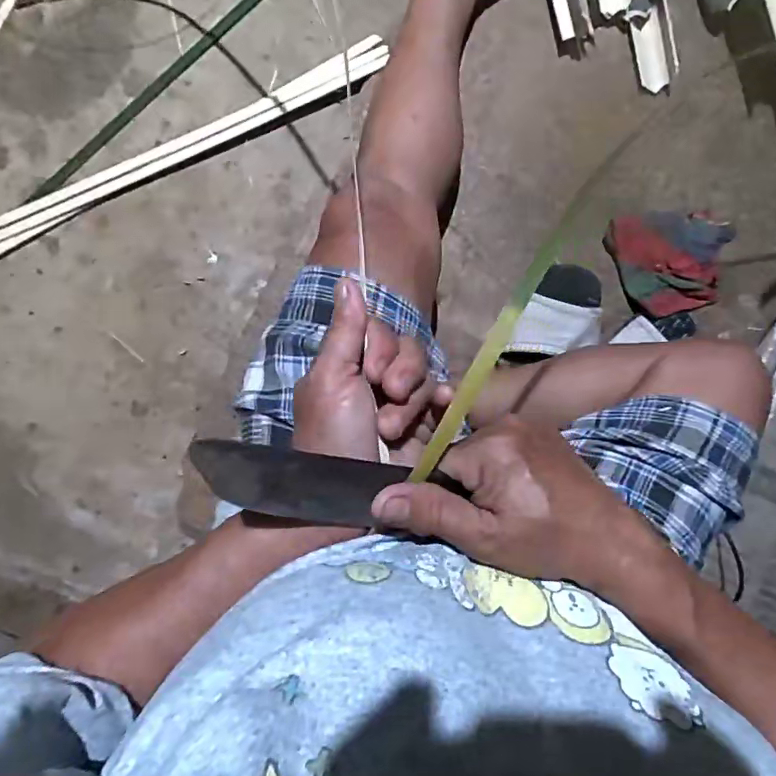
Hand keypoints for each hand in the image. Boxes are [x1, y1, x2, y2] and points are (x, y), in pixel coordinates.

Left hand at [291, 278, 451, 461]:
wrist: (348, 497)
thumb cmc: (330, 438)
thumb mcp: (330, 380)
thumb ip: (344, 331)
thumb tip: (348, 278)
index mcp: (350, 364)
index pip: (381, 330)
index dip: (382, 346)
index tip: (370, 373)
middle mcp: (378, 378)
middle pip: (409, 349)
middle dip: (401, 372)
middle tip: (385, 397)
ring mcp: (406, 403)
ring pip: (427, 374)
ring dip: (411, 400)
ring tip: (392, 429)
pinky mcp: (429, 426)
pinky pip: (445, 398)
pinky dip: (443, 401)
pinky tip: (440, 408)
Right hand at [369, 418, 675, 597]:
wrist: (609, 538)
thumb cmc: (547, 542)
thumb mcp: (485, 538)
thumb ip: (433, 513)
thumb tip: (380, 499)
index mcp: (491, 446)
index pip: (434, 464)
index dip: (436, 498)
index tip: (453, 524)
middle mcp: (508, 423)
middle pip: (458, 455)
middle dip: (461, 488)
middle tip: (488, 523)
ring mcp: (530, 424)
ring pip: (480, 452)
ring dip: (482, 481)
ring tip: (509, 512)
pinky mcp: (545, 433)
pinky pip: (505, 448)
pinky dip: (503, 471)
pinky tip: (524, 497)